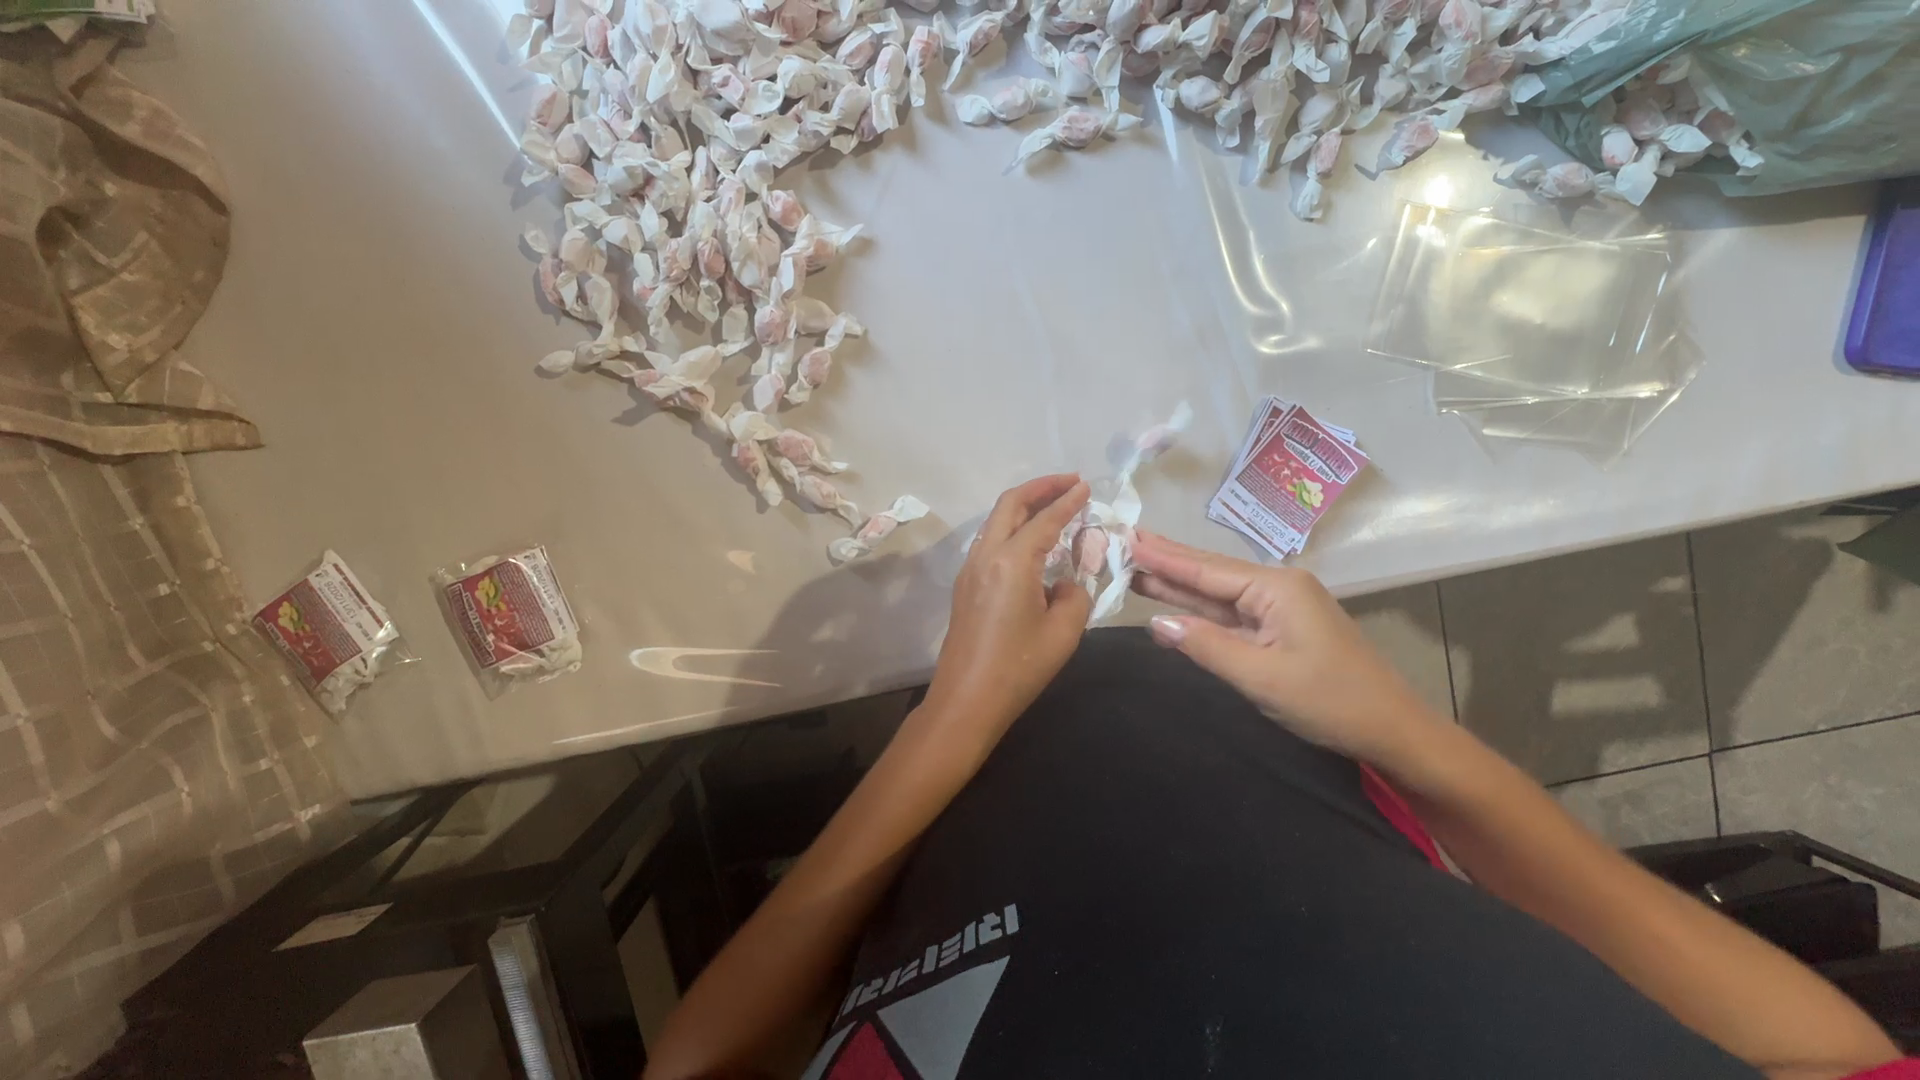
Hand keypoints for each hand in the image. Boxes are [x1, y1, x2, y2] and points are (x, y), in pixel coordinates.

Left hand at [923, 474, 1091, 739]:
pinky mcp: (965, 587)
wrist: (966, 700)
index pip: (1044, 519)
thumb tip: (1064, 584)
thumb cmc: (1019, 667)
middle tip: (1069, 482)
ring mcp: (970, 570)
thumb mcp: (1063, 632)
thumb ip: (1074, 596)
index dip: (1067, 500)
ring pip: (996, 522)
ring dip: (1024, 507)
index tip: (1086, 486)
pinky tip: (1033, 542)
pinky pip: (991, 543)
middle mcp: (986, 556)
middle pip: (1010, 505)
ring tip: (1053, 506)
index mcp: (1012, 561)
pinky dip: (1013, 529)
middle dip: (1040, 488)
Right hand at [1129, 531, 1445, 763]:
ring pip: (1219, 592)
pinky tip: (1173, 599)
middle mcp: (1277, 587)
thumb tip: (1156, 623)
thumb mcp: (1261, 677)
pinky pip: (1231, 612)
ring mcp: (1280, 608)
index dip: (1163, 556)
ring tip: (1137, 563)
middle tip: (1124, 541)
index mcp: (1276, 588)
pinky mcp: (1281, 628)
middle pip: (1211, 572)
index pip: (1206, 569)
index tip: (1126, 538)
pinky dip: (1199, 606)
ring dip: (1179, 581)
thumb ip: (1205, 646)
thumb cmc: (1329, 701)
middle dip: (1167, 559)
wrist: (1391, 729)